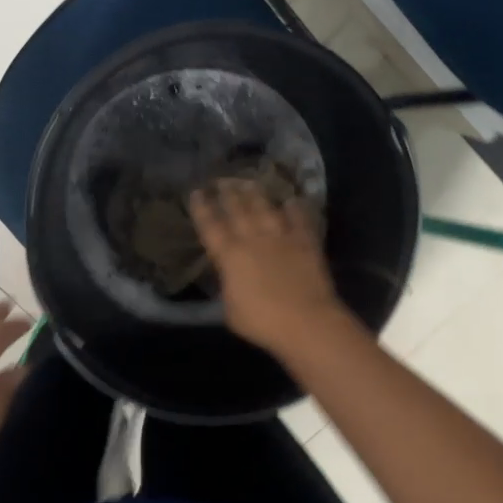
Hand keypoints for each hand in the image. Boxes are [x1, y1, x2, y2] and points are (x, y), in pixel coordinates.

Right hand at [190, 180, 351, 356]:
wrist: (306, 322)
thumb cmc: (262, 322)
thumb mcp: (230, 310)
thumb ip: (228, 287)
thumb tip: (230, 277)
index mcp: (229, 256)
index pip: (210, 226)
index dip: (201, 208)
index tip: (196, 192)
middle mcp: (253, 239)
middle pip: (237, 209)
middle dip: (228, 193)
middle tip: (222, 180)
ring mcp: (281, 237)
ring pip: (265, 208)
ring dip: (256, 193)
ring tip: (249, 182)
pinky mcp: (306, 242)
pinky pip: (299, 219)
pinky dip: (295, 209)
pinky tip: (292, 200)